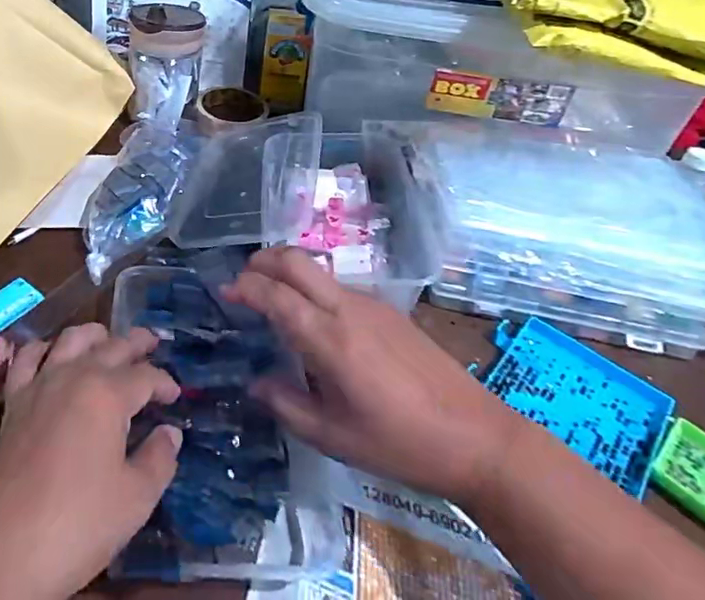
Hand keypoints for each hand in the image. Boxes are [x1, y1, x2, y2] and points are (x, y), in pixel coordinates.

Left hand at [0, 324, 181, 599]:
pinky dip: (42, 348)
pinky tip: (49, 352)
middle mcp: (73, 376)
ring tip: (107, 338)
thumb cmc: (77, 524)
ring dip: (92, 334)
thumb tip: (170, 432)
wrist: (3, 550)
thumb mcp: (135, 499)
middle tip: (152, 342)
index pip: (145, 376)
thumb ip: (158, 459)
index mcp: (107, 394)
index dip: (165, 383)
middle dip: (136, 343)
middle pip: (110, 346)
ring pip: (68, 339)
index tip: (176, 395)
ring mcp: (38, 385)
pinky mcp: (12, 402)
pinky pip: (26, 359)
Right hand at [224, 247, 524, 504]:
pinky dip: (313, 288)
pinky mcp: (389, 310)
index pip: (275, 294)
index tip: (225, 291)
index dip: (245, 286)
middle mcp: (348, 308)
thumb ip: (286, 405)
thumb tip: (256, 382)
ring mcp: (372, 304)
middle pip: (295, 260)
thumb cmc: (400, 444)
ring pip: (318, 269)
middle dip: (262, 260)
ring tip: (272, 300)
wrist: (478, 438)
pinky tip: (315, 321)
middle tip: (243, 280)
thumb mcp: (333, 437)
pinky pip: (339, 285)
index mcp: (329, 339)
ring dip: (288, 272)